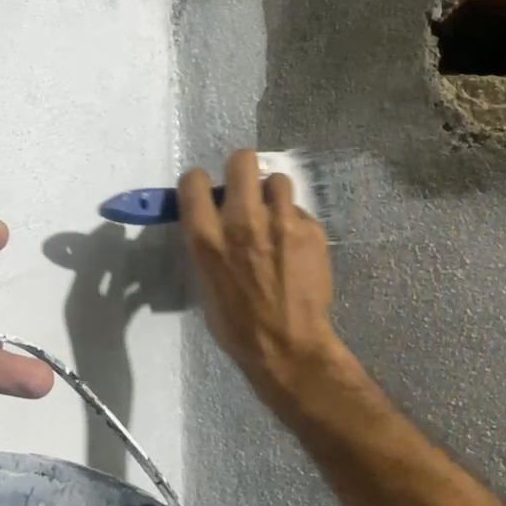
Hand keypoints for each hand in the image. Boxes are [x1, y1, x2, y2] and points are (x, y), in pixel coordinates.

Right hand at [178, 150, 344, 408]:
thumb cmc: (237, 324)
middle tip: (245, 191)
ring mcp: (281, 222)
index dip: (200, 183)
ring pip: (277, 179)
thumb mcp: (206, 282)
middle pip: (242, 159)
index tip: (207, 194)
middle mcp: (242, 219)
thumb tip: (213, 225)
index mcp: (207, 236)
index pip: (194, 180)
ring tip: (274, 218)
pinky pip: (300, 211)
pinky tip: (295, 247)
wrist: (288, 346)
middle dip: (242, 170)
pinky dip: (295, 222)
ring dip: (272, 194)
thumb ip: (208, 245)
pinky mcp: (311, 230)